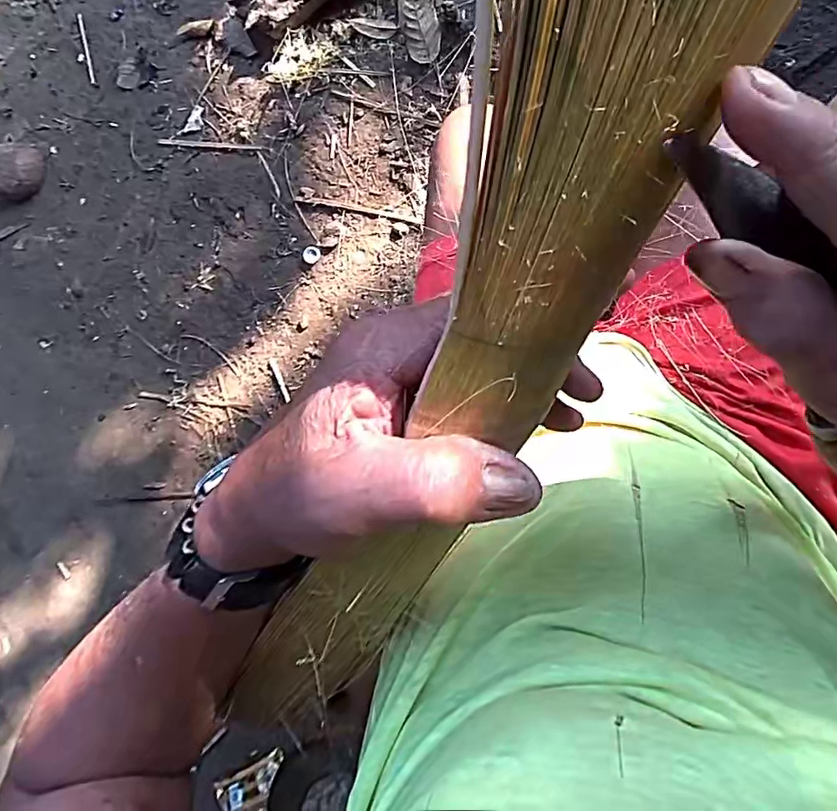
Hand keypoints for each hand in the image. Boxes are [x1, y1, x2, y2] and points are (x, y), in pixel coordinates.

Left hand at [193, 297, 601, 569]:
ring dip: (516, 388)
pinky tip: (516, 435)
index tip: (577, 382)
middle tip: (581, 402)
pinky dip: (490, 407)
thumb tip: (523, 479)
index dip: (529, 344)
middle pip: (477, 338)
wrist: (254, 514)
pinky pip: (454, 389)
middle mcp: (388, 344)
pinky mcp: (392, 399)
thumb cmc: (296, 495)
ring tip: (564, 419)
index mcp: (382, 344)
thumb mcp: (362, 492)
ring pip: (469, 364)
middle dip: (533, 365)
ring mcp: (389, 370)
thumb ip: (435, 481)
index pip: (470, 321)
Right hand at [685, 66, 836, 455]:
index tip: (741, 92)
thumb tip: (713, 251)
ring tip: (730, 121)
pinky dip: (804, 154)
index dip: (806, 146)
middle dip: (790, 131)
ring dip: (791, 140)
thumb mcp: (830, 382)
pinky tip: (766, 143)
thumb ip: (779, 318)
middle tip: (715, 96)